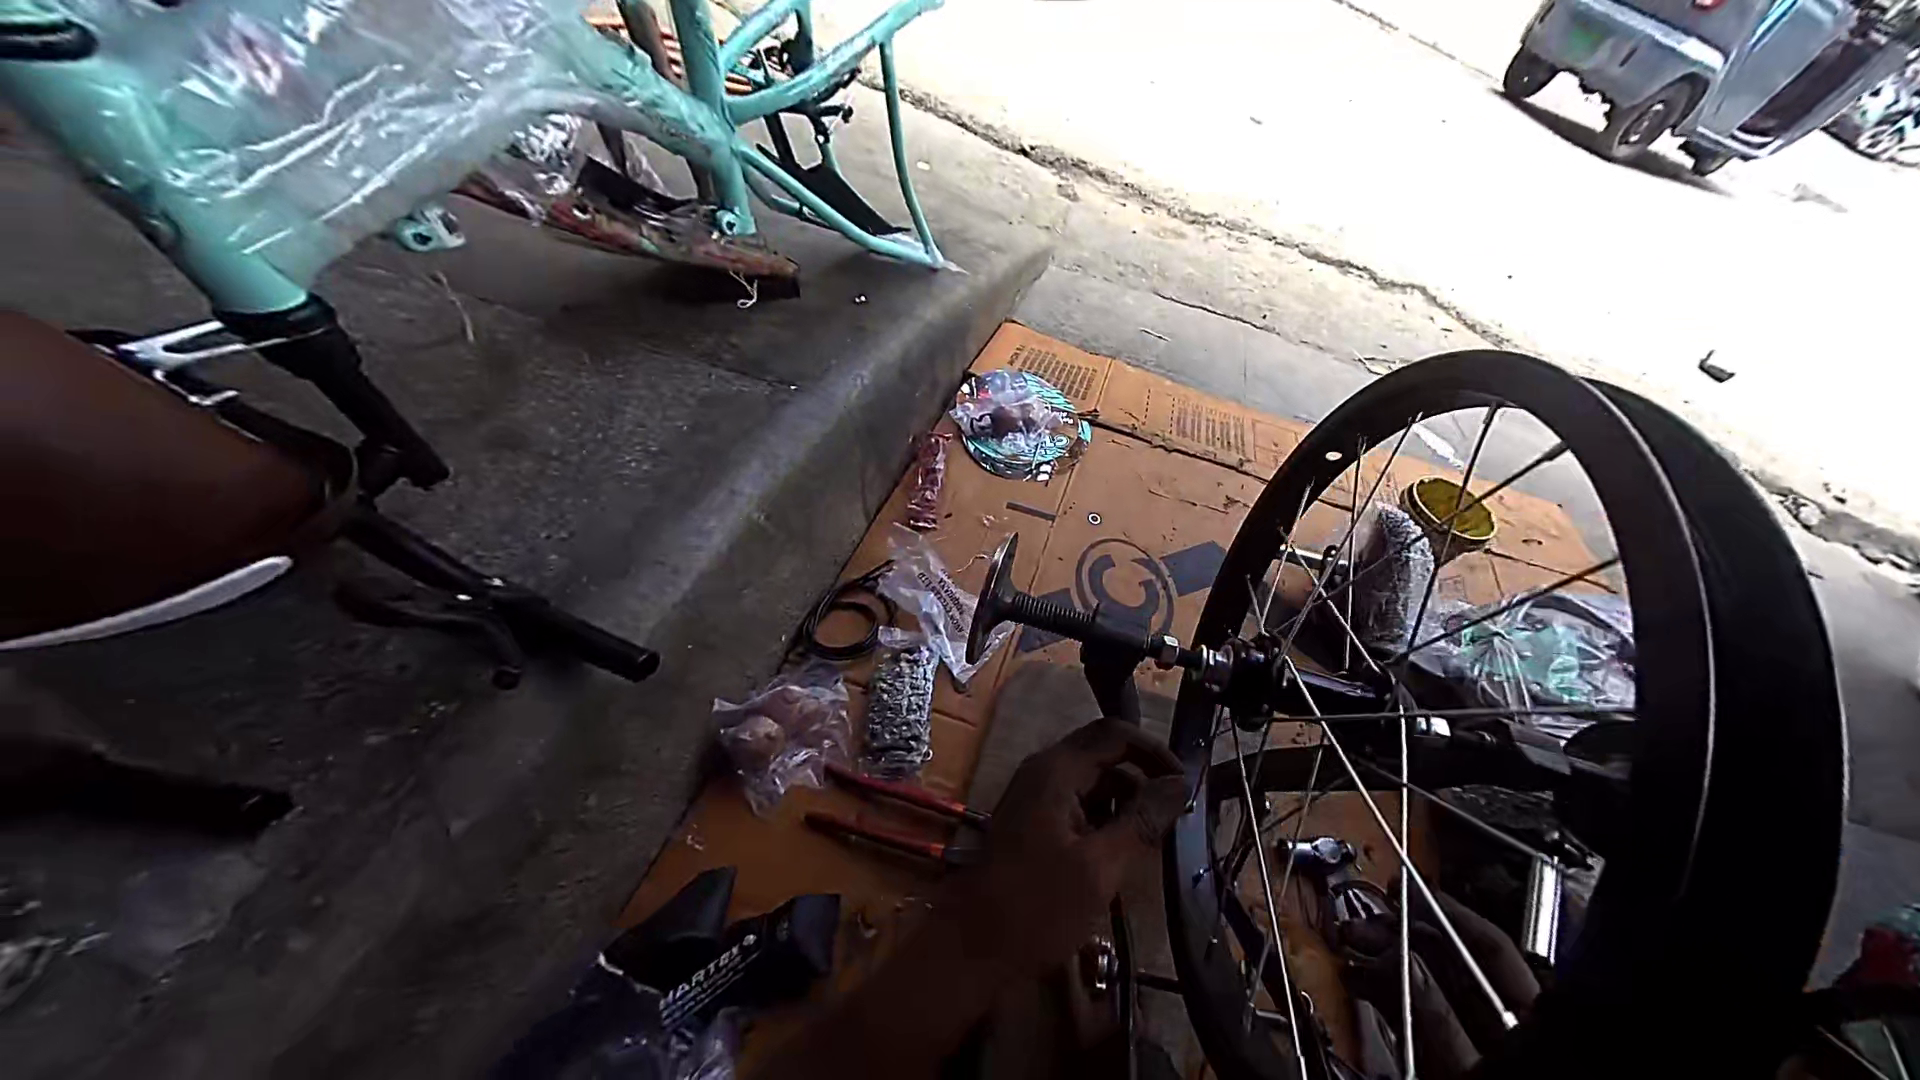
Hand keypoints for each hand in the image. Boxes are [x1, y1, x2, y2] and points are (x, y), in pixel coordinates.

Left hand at [941, 719, 1187, 978]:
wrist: (973, 944)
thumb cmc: (1036, 906)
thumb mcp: (1100, 867)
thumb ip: (1142, 821)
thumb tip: (1180, 783)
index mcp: (1056, 769)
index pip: (1114, 734)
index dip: (1155, 752)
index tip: (1187, 785)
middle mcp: (1044, 770)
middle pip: (1104, 753)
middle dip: (1142, 777)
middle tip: (1177, 814)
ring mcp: (1036, 793)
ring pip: (1093, 779)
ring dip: (1126, 800)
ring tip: (1156, 838)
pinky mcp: (1035, 817)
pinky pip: (1079, 801)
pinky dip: (1105, 816)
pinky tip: (1123, 850)